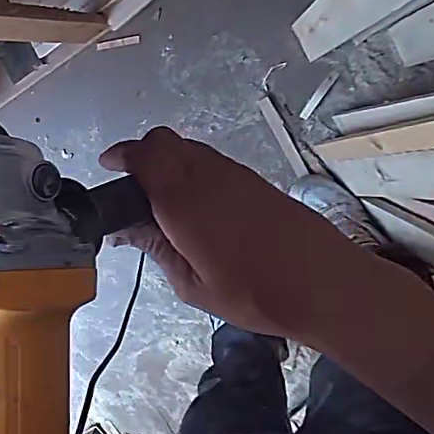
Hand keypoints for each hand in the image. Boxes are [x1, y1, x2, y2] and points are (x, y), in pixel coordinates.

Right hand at [100, 127, 383, 343]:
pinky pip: (210, 161)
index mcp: (182, 200)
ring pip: (188, 148)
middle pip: (163, 140)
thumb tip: (128, 230)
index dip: (120, 156)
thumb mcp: (191, 284)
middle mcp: (206, 174)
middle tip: (131, 189)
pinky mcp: (253, 179)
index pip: (142, 154)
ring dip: (167, 163)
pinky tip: (196, 208)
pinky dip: (191, 172)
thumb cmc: (253, 293)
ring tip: (163, 203)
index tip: (108, 169)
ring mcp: (233, 172)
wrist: (324, 284)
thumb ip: (157, 248)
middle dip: (140, 155)